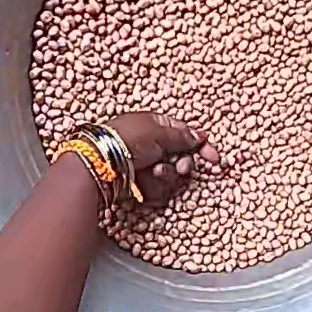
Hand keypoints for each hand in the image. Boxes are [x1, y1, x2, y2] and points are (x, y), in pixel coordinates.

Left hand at [105, 112, 220, 204]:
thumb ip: (181, 136)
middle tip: (180, 168)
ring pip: (168, 175)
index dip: (199, 146)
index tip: (213, 159)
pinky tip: (143, 185)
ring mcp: (142, 164)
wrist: (98, 164)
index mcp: (154, 124)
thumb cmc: (126, 140)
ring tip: (154, 174)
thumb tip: (200, 137)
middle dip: (181, 164)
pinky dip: (152, 187)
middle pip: (179, 157)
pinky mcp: (136, 182)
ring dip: (165, 176)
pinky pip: (155, 187)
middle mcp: (149, 143)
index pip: (184, 134)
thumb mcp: (158, 132)